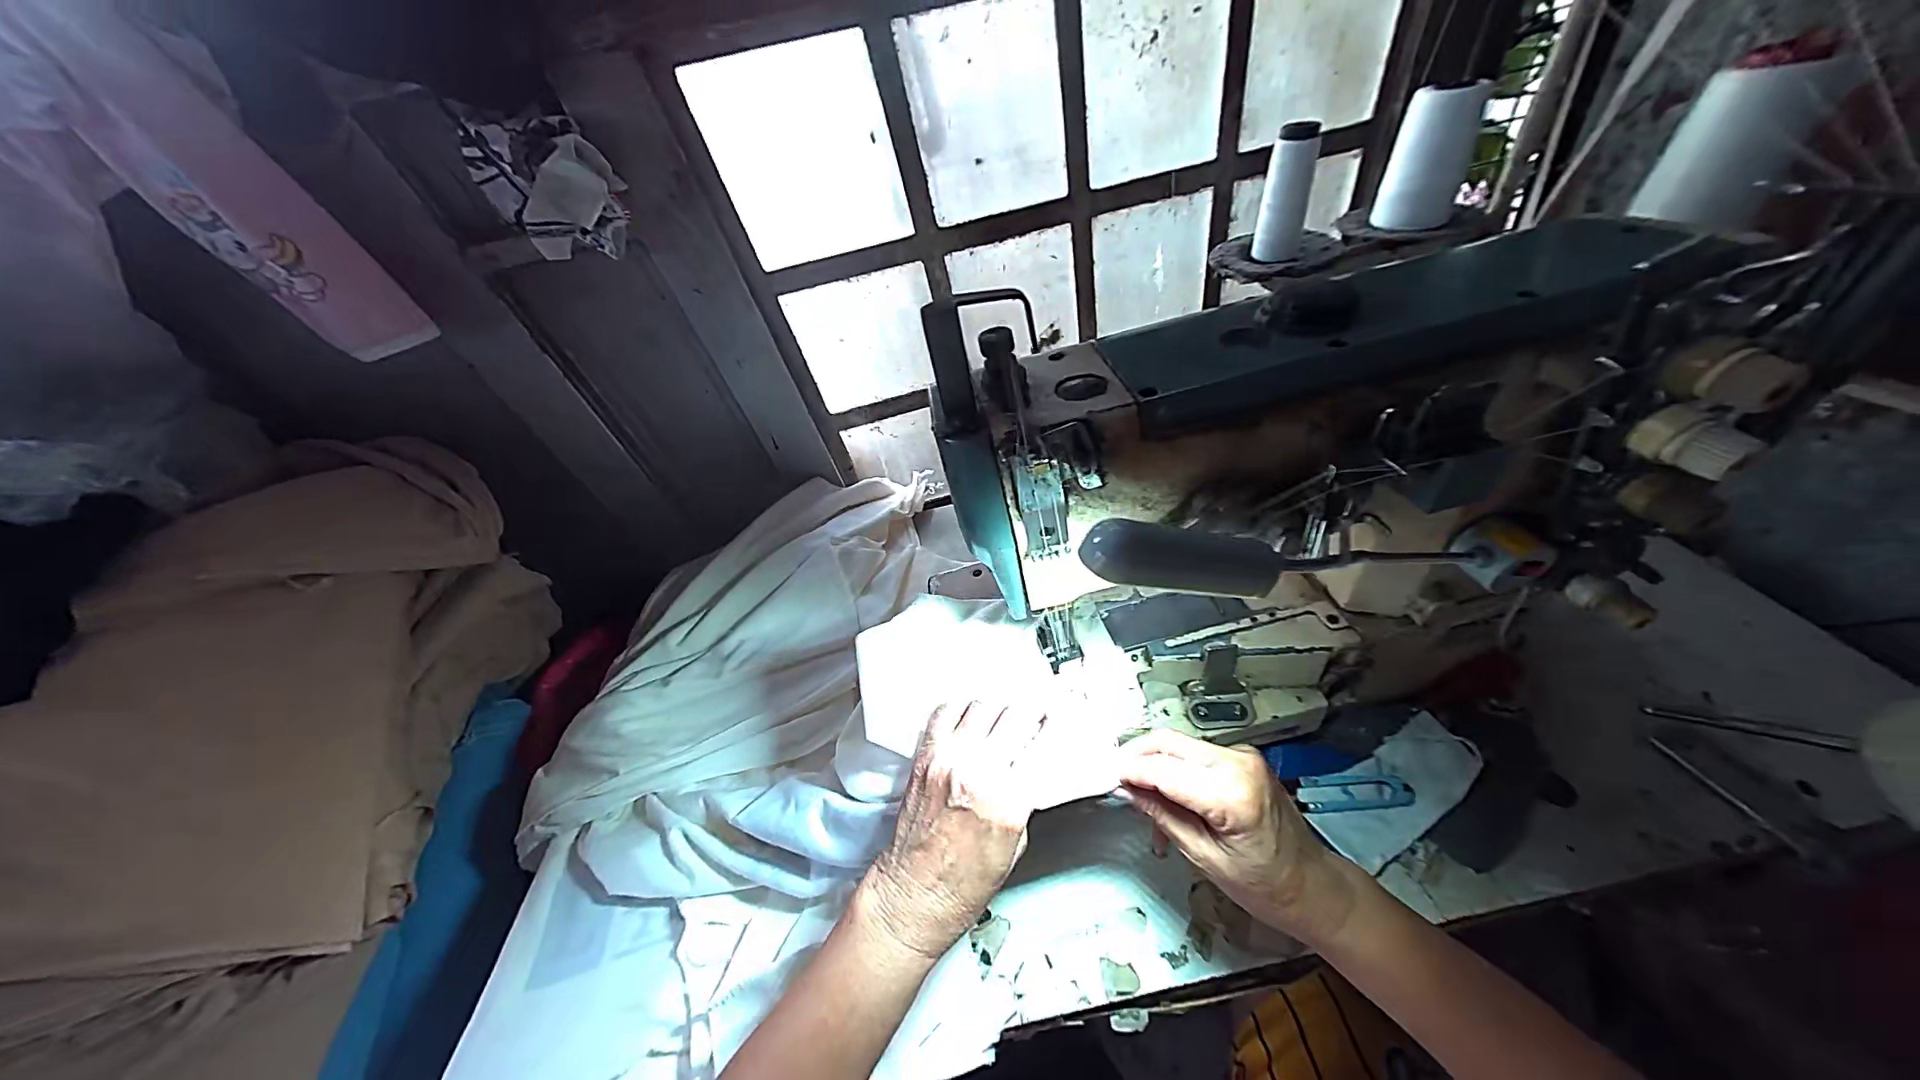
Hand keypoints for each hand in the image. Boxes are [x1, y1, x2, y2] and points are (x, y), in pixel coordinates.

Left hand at [860, 700, 1047, 959]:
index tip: (1058, 722)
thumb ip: (1025, 797)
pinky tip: (971, 716)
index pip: (1041, 742)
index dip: (1054, 728)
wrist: (914, 893)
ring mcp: (947, 760)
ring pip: (983, 706)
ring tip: (1005, 716)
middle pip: (1015, 715)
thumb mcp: (1016, 844)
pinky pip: (945, 713)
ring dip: (999, 708)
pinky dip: (962, 709)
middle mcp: (976, 772)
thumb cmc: (962, 884)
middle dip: (1031, 713)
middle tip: (1036, 715)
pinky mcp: (924, 757)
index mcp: (1007, 799)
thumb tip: (1031, 767)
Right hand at [1117, 729, 1363, 948]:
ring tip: (1141, 798)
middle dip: (1135, 757)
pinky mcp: (1241, 757)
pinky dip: (1172, 767)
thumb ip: (1164, 817)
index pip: (1163, 769)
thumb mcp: (1205, 857)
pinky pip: (1193, 753)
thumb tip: (1129, 790)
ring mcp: (1242, 756)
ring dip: (1152, 764)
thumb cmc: (1267, 885)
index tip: (1104, 775)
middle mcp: (1238, 763)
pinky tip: (1166, 794)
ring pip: (1178, 744)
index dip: (1129, 771)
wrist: (1314, 885)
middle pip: (1167, 743)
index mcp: (1232, 793)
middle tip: (1114, 780)